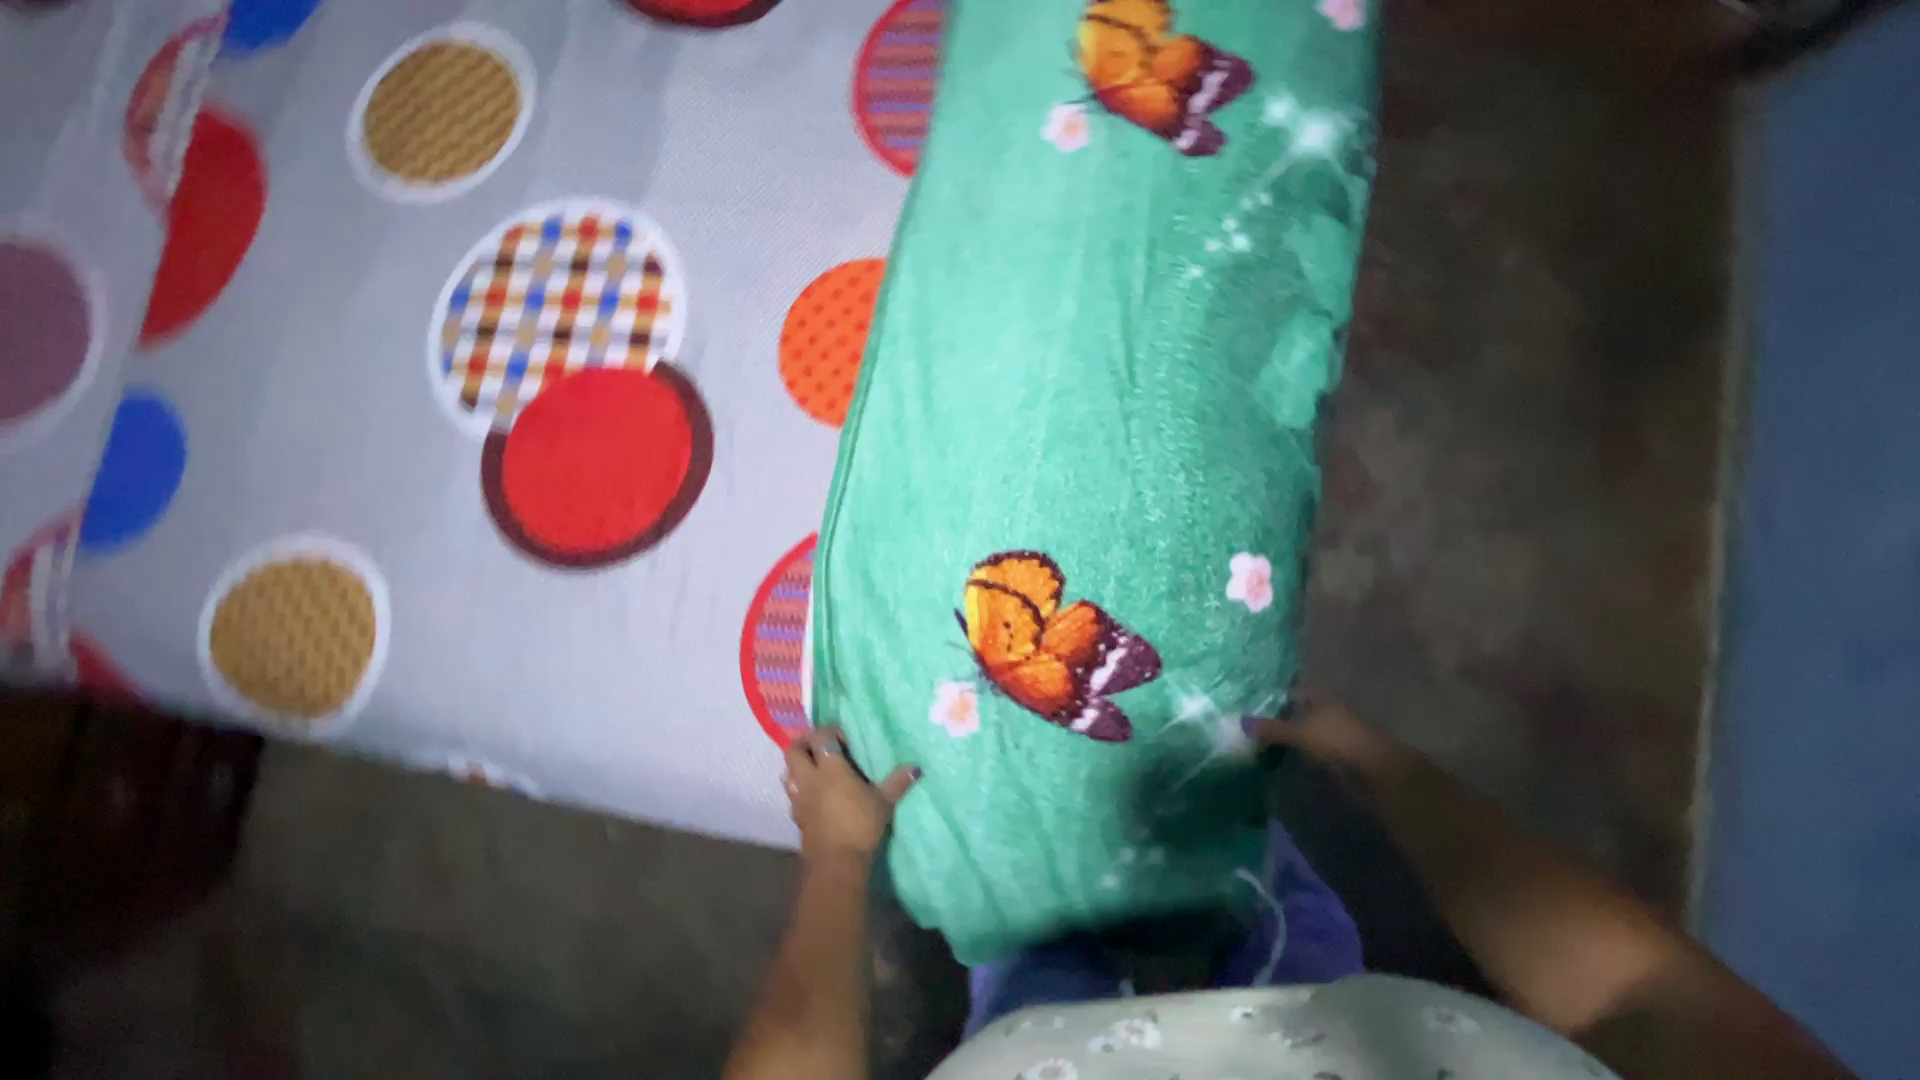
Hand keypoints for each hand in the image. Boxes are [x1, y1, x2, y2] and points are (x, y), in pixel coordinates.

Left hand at [782, 727, 919, 864]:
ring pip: (788, 772)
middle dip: (805, 742)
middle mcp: (809, 778)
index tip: (844, 738)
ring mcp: (799, 798)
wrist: (836, 863)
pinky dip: (799, 788)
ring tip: (815, 769)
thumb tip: (916, 768)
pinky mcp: (796, 817)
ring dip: (798, 765)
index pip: (821, 737)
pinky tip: (814, 795)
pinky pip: (792, 794)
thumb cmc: (860, 826)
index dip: (830, 732)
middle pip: (794, 750)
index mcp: (830, 768)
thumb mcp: (884, 802)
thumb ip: (898, 782)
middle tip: (821, 746)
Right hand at [1245, 694, 1390, 768]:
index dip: (1275, 697)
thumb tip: (1240, 721)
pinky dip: (1301, 752)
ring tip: (1265, 743)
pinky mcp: (1340, 753)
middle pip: (1301, 711)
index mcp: (1320, 698)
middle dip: (1282, 718)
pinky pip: (1314, 749)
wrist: (1372, 769)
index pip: (1294, 691)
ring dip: (1292, 737)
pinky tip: (1285, 758)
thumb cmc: (1334, 740)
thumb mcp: (1297, 732)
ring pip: (1308, 731)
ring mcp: (1336, 732)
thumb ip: (1270, 728)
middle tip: (1255, 725)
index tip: (1254, 705)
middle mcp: (1328, 710)